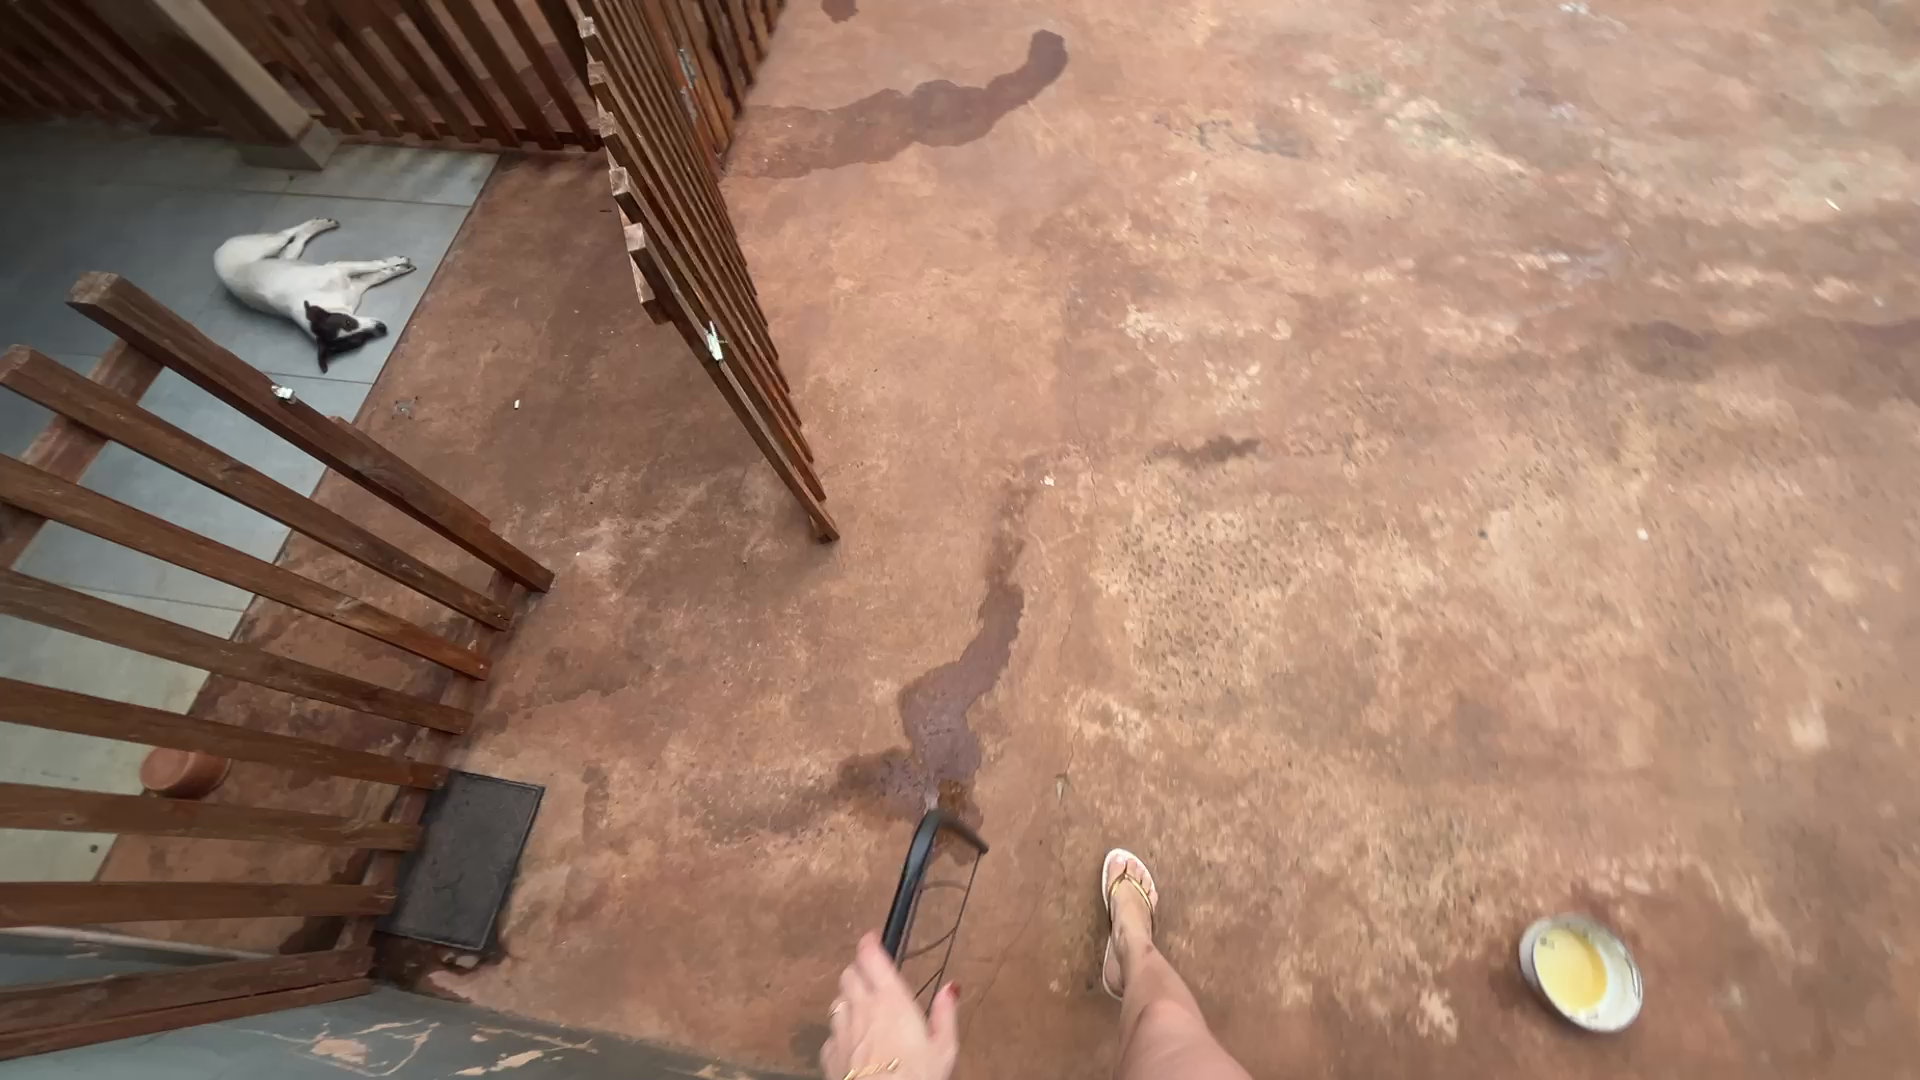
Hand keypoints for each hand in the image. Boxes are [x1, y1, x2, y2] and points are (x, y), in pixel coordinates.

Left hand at [821, 933, 958, 1079]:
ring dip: (847, 1000)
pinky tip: (851, 1044)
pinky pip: (830, 1035)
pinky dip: (839, 1034)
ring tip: (861, 1010)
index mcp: (890, 999)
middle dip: (858, 972)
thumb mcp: (943, 1049)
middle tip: (871, 979)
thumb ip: (945, 1014)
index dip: (868, 943)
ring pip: (837, 1001)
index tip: (872, 939)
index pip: (870, 956)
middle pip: (848, 974)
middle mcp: (862, 1008)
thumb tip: (951, 988)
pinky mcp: (829, 1057)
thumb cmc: (914, 1079)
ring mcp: (842, 1032)